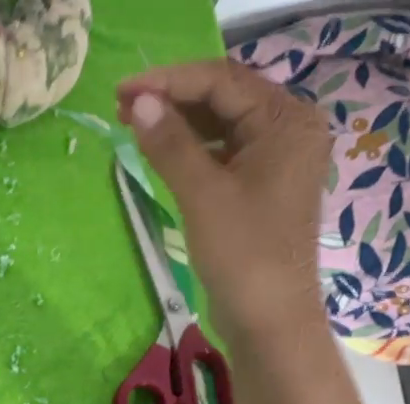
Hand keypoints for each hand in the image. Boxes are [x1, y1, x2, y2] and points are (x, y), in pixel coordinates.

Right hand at [117, 60, 332, 348]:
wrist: (268, 317)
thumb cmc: (241, 253)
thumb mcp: (202, 194)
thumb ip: (170, 144)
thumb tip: (137, 103)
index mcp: (287, 121)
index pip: (223, 81)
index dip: (170, 81)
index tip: (121, 90)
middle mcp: (289, 130)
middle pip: (225, 97)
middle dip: (173, 98)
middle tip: (121, 106)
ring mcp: (276, 159)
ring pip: (222, 124)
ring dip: (179, 122)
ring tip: (132, 125)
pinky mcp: (261, 185)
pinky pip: (224, 151)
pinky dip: (191, 148)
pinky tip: (161, 152)